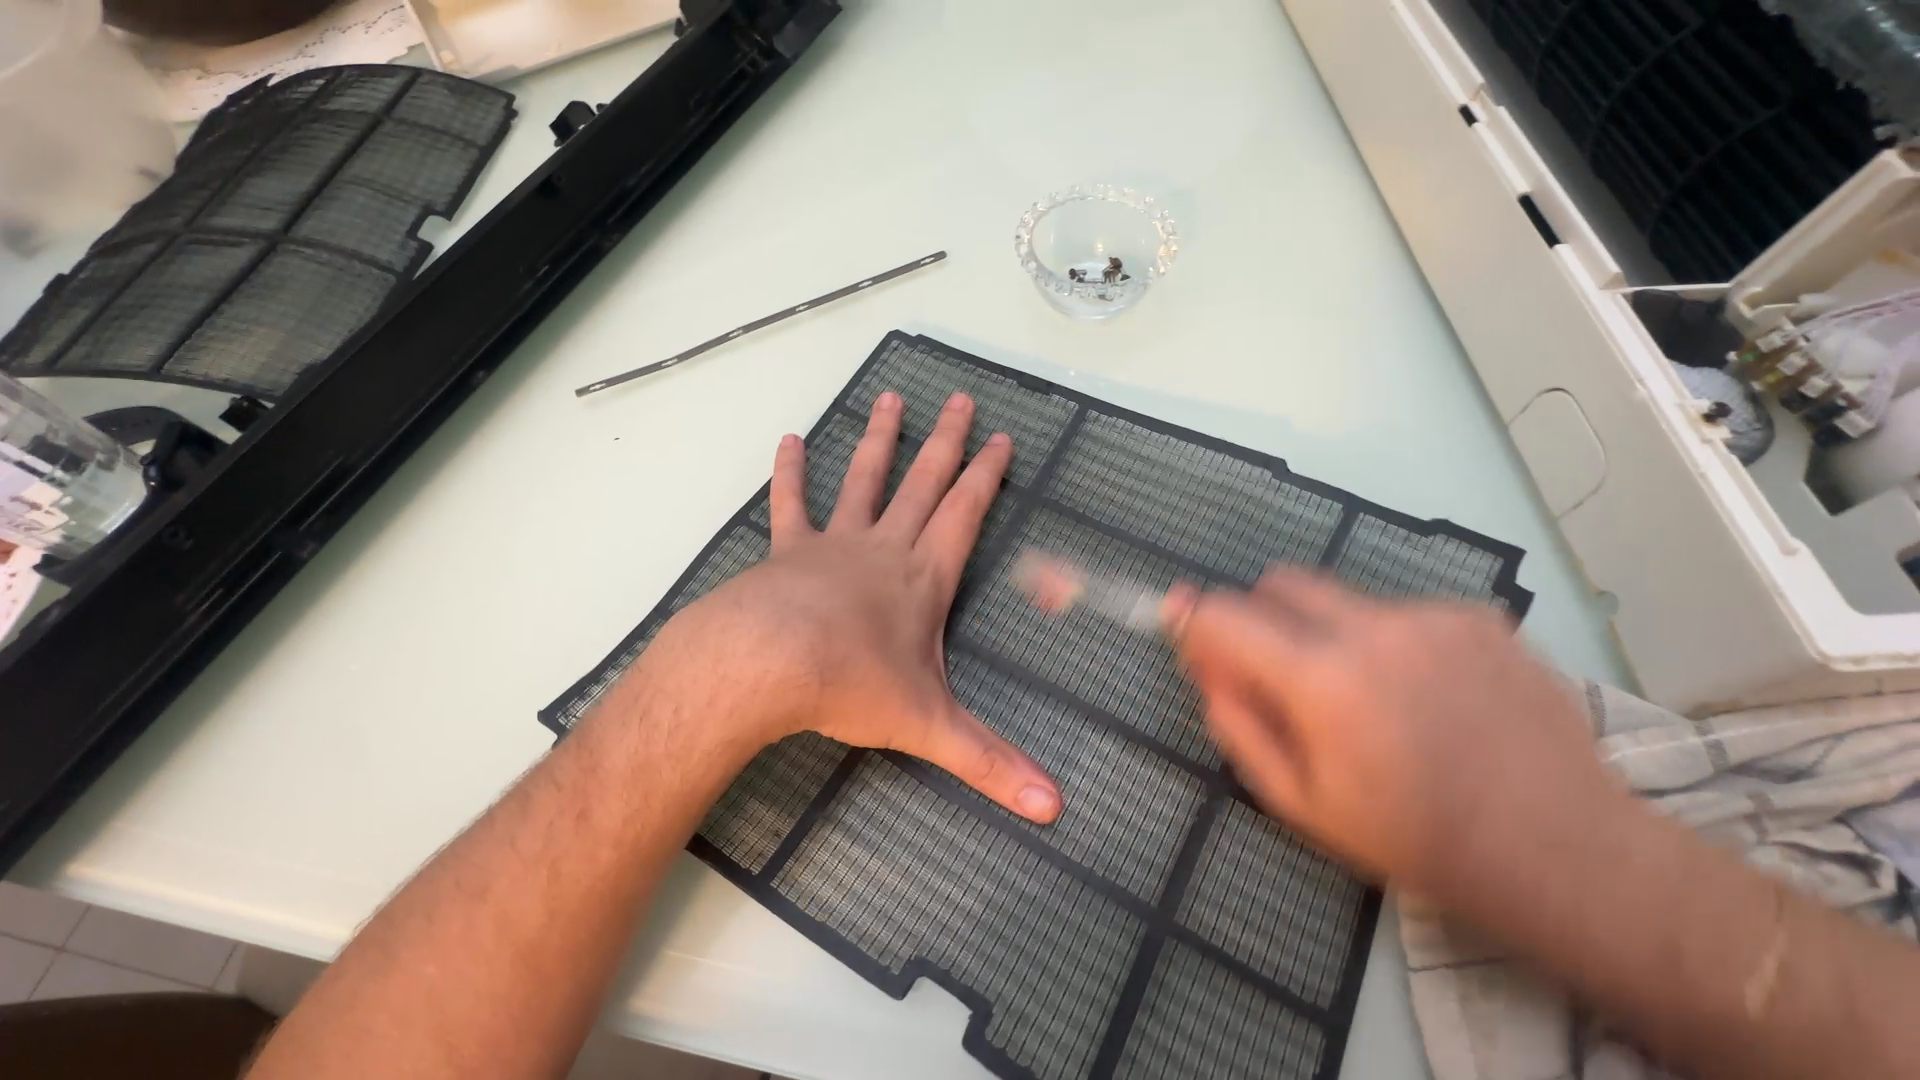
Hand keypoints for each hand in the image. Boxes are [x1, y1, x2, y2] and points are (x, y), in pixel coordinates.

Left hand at [647, 390, 1061, 822]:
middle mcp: (885, 547)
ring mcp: (834, 543)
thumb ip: (991, 763)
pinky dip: (792, 473)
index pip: (966, 514)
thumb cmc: (851, 686)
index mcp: (925, 577)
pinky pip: (792, 504)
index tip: (1000, 437)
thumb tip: (1054, 808)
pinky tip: (790, 442)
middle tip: (959, 397)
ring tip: (891, 398)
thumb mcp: (930, 727)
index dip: (986, 475)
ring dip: (882, 440)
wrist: (764, 665)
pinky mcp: (788, 551)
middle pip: (924, 483)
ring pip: (865, 479)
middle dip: (946, 441)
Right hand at [1167, 569, 1618, 904]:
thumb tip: (1206, 668)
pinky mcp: (1480, 617)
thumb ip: (1239, 725)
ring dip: (1328, 633)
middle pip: (1281, 583)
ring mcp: (1434, 616)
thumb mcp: (1302, 802)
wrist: (1562, 850)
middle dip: (1259, 616)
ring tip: (1371, 698)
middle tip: (1276, 672)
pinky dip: (1390, 642)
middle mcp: (1375, 628)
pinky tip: (1428, 695)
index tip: (1180, 621)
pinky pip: (1403, 613)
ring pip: (1344, 599)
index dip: (1193, 617)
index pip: (1226, 615)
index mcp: (1323, 679)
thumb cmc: (1415, 838)